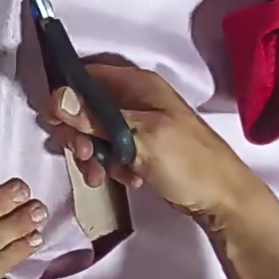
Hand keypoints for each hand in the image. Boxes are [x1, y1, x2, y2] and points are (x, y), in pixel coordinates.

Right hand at [47, 63, 268, 228]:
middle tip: (83, 154)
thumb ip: (97, 118)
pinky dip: (106, 165)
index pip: (87, 76)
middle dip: (77, 132)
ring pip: (91, 132)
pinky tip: (122, 179)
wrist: (223, 202)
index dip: (66, 95)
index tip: (55, 122)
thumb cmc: (189, 163)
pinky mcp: (136, 147)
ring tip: (100, 175)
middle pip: (84, 107)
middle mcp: (134, 99)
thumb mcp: (140, 138)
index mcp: (138, 85)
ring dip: (90, 155)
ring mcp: (135, 124)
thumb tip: (57, 98)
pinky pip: (106, 150)